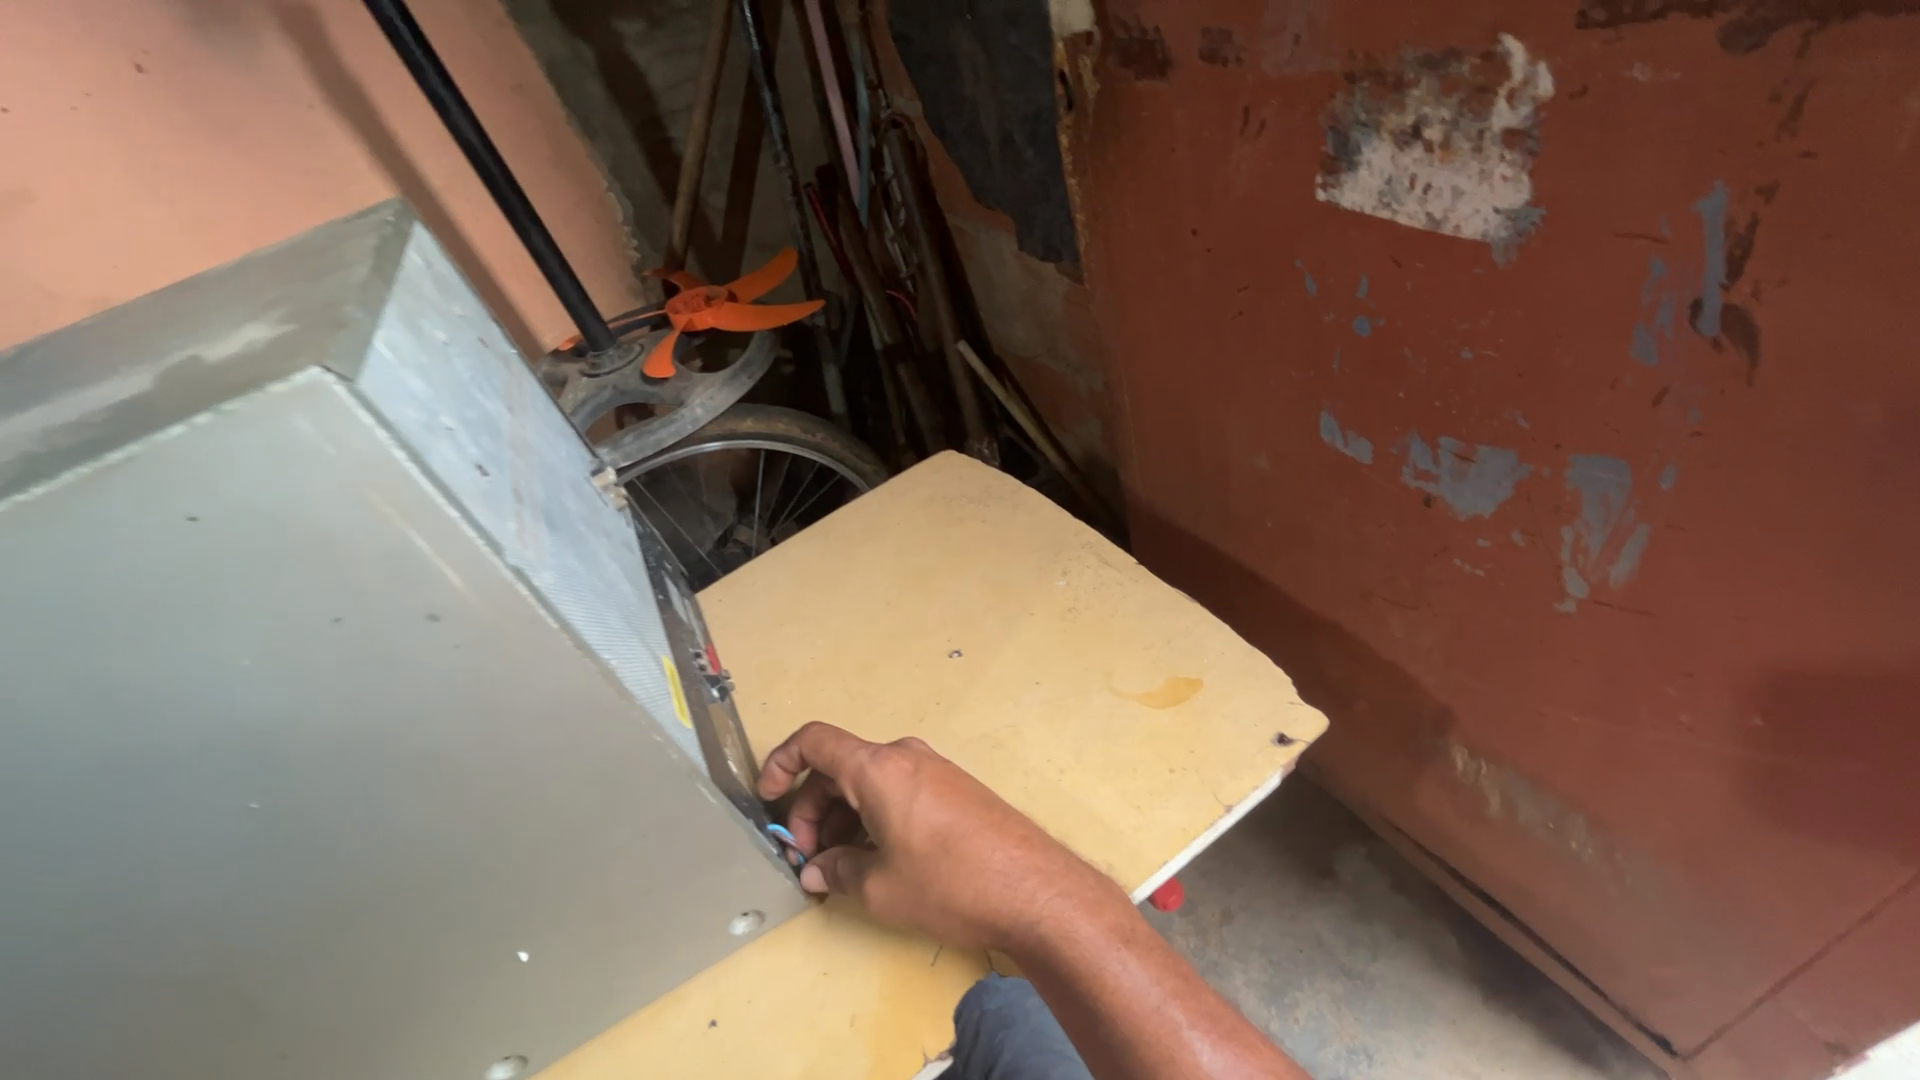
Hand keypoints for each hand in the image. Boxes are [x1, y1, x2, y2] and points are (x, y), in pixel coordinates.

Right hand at [756, 722, 1129, 952]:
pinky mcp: (953, 789)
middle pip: (840, 768)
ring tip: (841, 870)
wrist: (1034, 889)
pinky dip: (874, 817)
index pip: (815, 741)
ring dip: (845, 819)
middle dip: (815, 811)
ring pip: (869, 783)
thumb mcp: (880, 887)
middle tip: (809, 860)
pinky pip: (898, 791)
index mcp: (878, 768)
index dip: (781, 763)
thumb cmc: (950, 883)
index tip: (769, 799)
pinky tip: (878, 860)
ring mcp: (933, 770)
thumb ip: (836, 872)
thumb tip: (815, 871)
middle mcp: (904, 757)